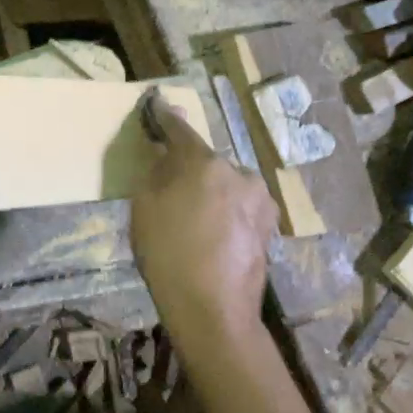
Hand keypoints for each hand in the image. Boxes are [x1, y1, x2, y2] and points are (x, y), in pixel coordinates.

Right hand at [130, 94, 276, 341]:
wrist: (212, 309)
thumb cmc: (167, 251)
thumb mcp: (144, 204)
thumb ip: (157, 169)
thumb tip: (165, 150)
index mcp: (206, 162)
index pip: (179, 128)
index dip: (163, 116)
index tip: (155, 103)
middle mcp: (240, 173)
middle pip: (205, 160)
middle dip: (187, 163)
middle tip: (166, 176)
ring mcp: (259, 202)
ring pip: (224, 183)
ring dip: (207, 188)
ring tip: (187, 208)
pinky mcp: (267, 228)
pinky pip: (237, 205)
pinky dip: (221, 208)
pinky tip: (206, 228)